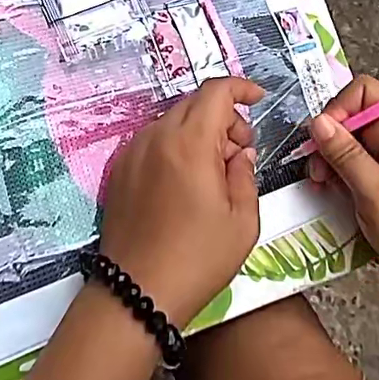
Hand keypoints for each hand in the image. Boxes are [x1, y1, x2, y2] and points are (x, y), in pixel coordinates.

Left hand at [99, 76, 265, 326]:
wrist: (136, 291)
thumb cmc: (196, 259)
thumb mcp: (242, 220)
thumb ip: (245, 174)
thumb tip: (240, 153)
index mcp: (189, 144)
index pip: (216, 91)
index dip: (241, 88)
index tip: (258, 99)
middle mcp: (156, 137)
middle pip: (194, 103)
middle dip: (224, 117)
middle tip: (240, 152)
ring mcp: (133, 152)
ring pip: (173, 121)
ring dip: (199, 132)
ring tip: (213, 173)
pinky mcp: (120, 169)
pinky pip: (154, 141)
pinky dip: (176, 146)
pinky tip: (185, 183)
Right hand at [306, 75, 378, 324]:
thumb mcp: (378, 195)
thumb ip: (347, 155)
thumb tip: (317, 120)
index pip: (365, 92)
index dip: (340, 107)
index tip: (323, 138)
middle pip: (350, 113)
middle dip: (327, 135)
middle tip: (318, 168)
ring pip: (343, 137)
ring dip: (326, 156)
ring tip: (322, 182)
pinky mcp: (376, 176)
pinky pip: (346, 160)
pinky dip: (332, 171)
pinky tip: (328, 189)